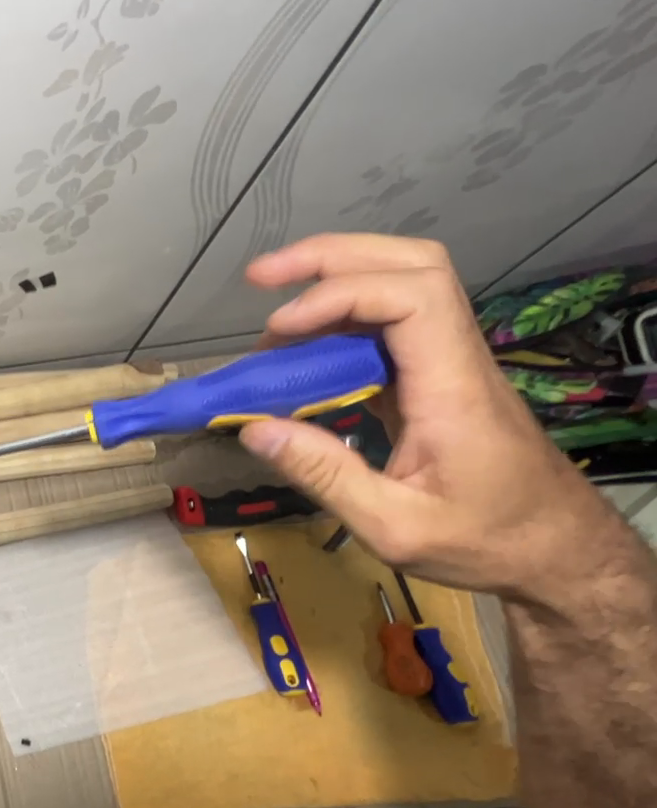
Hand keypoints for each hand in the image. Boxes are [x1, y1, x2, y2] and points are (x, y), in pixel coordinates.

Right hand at [234, 233, 634, 609]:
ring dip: (334, 281)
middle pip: (414, 266)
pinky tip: (295, 356)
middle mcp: (455, 361)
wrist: (554, 550)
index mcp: (454, 389)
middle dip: (333, 257)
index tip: (277, 329)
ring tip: (269, 313)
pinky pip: (385, 330)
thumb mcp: (394, 526)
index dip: (338, 295)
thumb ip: (324, 475)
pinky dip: (334, 324)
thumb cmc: (482, 542)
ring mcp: (445, 367)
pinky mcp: (431, 381)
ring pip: (404, 286)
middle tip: (260, 276)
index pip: (412, 298)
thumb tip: (253, 429)